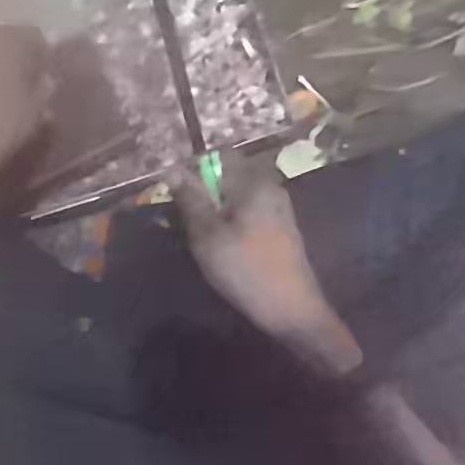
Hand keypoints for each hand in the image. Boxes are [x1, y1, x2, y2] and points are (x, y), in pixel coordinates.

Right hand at [175, 155, 362, 375]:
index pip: (219, 155)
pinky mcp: (281, 229)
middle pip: (228, 177)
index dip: (194, 169)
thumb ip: (190, 200)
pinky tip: (225, 250)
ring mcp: (279, 209)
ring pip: (237, 198)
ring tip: (203, 241)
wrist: (292, 309)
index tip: (179, 196)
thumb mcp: (207, 235)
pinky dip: (232, 225)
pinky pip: (249, 215)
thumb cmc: (246, 269)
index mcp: (254, 181)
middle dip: (204, 194)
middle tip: (188, 224)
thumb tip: (172, 170)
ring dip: (216, 213)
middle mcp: (271, 187)